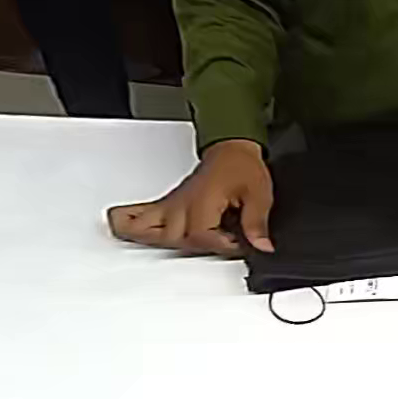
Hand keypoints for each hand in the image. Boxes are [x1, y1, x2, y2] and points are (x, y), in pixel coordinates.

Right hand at [107, 139, 273, 255]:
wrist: (232, 152)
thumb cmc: (242, 168)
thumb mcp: (259, 195)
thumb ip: (256, 223)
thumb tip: (261, 246)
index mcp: (201, 202)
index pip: (201, 237)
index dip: (223, 246)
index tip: (241, 244)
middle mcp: (180, 205)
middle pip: (177, 240)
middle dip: (203, 246)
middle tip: (228, 240)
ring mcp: (170, 206)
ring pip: (152, 234)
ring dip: (174, 242)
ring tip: (202, 240)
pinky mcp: (167, 206)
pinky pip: (139, 220)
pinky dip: (136, 229)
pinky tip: (145, 234)